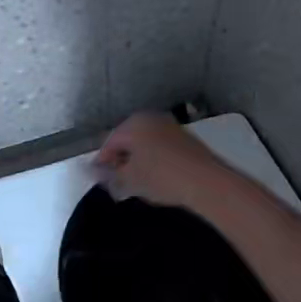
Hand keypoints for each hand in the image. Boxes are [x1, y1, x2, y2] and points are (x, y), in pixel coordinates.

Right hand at [93, 111, 224, 208]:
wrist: (208, 182)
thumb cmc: (161, 177)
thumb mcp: (129, 179)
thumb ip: (108, 175)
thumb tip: (92, 172)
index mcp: (133, 124)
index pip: (109, 142)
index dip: (102, 161)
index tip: (101, 178)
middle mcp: (150, 118)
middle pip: (128, 139)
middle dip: (121, 158)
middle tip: (119, 179)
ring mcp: (170, 126)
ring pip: (146, 142)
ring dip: (139, 158)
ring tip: (138, 180)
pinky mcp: (187, 138)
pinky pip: (161, 146)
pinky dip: (155, 158)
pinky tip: (158, 175)